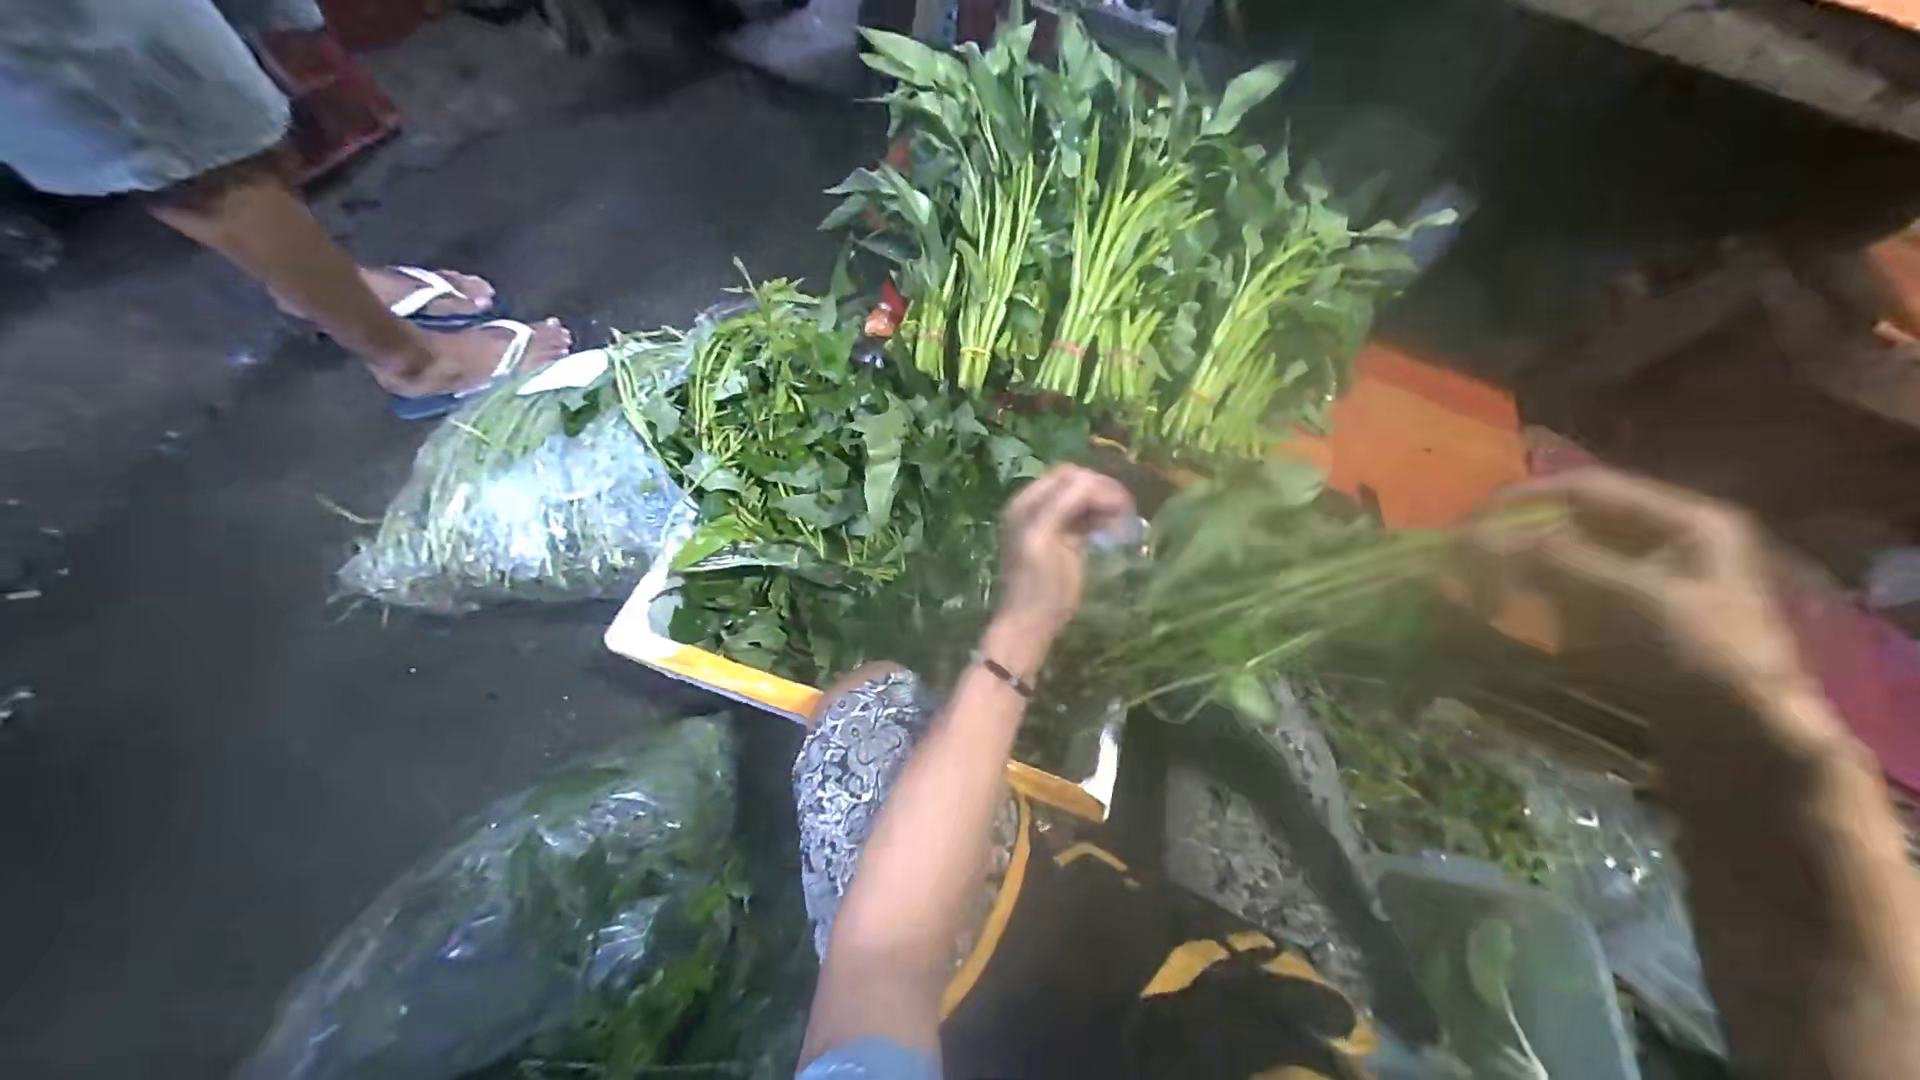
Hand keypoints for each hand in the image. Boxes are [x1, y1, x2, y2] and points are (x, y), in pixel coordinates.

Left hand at [994, 465, 1135, 646]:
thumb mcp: (1042, 539)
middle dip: (1103, 492)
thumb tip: (1090, 480)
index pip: (1067, 476)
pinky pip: (1088, 518)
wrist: (1032, 621)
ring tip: (1124, 523)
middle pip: (1077, 484)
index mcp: (1028, 503)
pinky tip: (1118, 531)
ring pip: (1085, 500)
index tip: (1119, 503)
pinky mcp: (1067, 539)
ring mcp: (1053, 523)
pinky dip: (1103, 519)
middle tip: (1126, 512)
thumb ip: (1060, 505)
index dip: (1094, 484)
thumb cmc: (1036, 584)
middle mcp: (1039, 507)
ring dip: (1106, 505)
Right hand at [1470, 467, 1818, 712]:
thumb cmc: (1701, 654)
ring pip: (1556, 556)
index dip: (1521, 499)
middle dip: (1511, 538)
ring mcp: (1641, 578)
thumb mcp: (1629, 598)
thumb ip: (1549, 559)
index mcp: (1682, 522)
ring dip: (1509, 567)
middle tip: (1461, 556)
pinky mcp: (1620, 614)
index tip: (1467, 521)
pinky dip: (1522, 594)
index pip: (1584, 489)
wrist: (1741, 737)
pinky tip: (1492, 607)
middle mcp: (1662, 540)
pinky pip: (1557, 590)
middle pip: (1566, 522)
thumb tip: (1470, 537)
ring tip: (1468, 585)